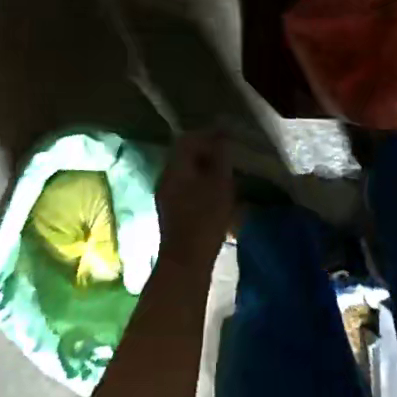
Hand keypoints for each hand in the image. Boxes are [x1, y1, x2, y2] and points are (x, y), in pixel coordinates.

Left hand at [157, 131, 234, 268]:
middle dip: (207, 150)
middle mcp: (167, 177)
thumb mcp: (220, 184)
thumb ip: (220, 158)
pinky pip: (186, 186)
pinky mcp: (171, 211)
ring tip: (226, 173)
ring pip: (186, 171)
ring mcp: (166, 195)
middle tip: (229, 153)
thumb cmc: (205, 219)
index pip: (188, 139)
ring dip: (205, 168)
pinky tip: (216, 192)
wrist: (186, 262)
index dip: (208, 134)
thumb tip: (221, 139)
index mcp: (176, 168)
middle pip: (185, 154)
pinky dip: (201, 182)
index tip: (227, 136)